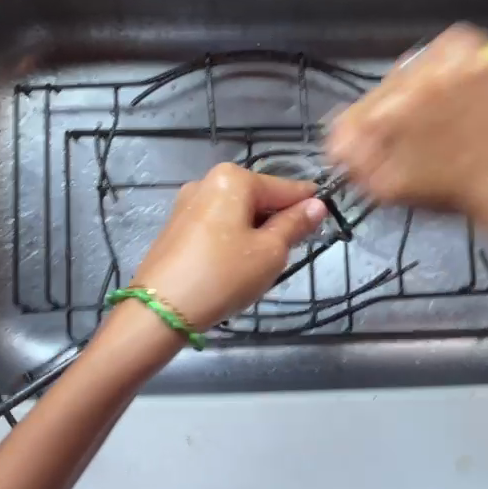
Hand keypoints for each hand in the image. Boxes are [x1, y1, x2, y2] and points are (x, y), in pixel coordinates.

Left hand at [127, 163, 326, 330]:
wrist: (161, 309)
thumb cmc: (224, 275)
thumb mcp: (270, 252)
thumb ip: (295, 225)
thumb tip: (316, 205)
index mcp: (233, 179)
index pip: (285, 187)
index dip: (307, 205)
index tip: (326, 220)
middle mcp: (207, 182)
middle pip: (258, 198)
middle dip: (276, 222)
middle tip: (288, 254)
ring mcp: (187, 204)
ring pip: (237, 214)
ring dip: (255, 234)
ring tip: (259, 267)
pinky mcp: (176, 227)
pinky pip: (217, 226)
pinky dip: (232, 241)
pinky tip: (233, 268)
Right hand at [325, 23, 487, 213]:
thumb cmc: (446, 189)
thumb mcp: (388, 186)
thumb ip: (354, 161)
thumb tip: (336, 143)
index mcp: (390, 110)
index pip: (359, 109)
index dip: (358, 127)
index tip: (366, 139)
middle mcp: (417, 80)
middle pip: (388, 85)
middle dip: (390, 106)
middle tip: (406, 128)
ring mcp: (454, 66)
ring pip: (418, 62)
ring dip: (417, 80)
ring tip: (429, 104)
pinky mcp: (483, 60)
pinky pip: (454, 42)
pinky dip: (448, 54)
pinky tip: (449, 76)